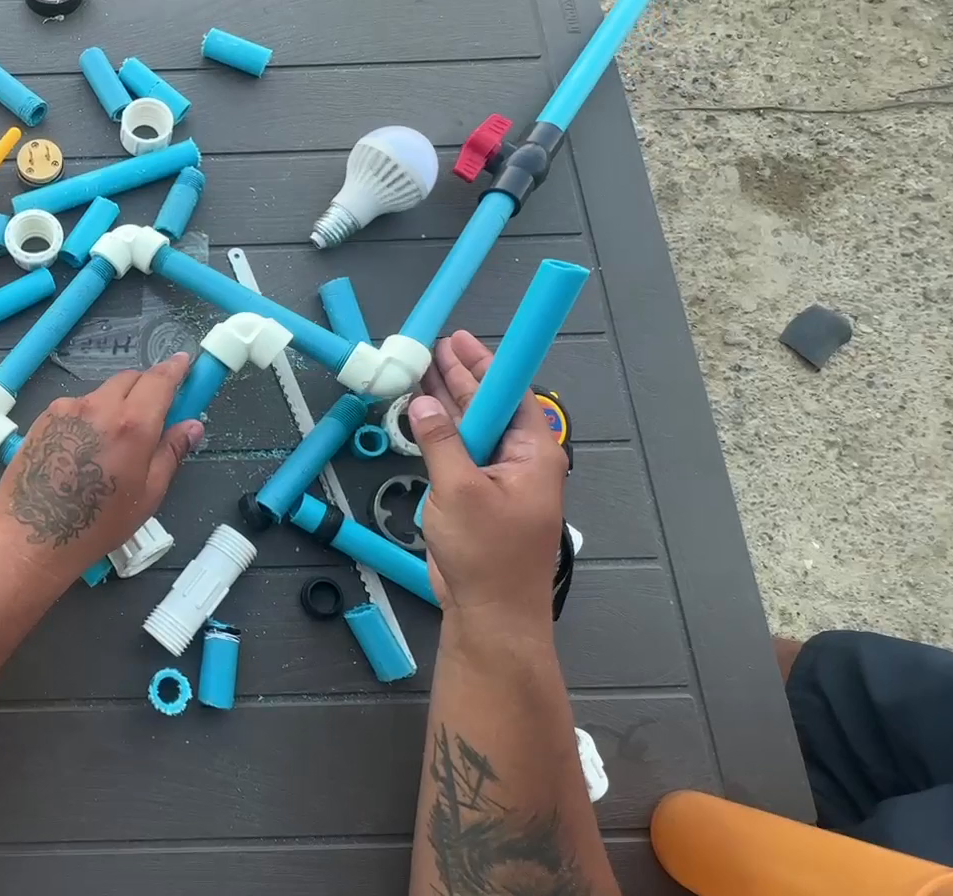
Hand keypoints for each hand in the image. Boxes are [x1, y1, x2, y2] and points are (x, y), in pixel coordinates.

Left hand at [0, 352, 205, 585]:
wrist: (32, 534)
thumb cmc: (97, 523)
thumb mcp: (148, 494)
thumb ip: (171, 453)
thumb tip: (191, 426)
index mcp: (131, 424)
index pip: (160, 380)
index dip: (175, 368)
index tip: (184, 362)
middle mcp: (98, 406)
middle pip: (130, 380)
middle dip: (146, 388)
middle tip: (153, 414)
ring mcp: (67, 408)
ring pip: (102, 393)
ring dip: (115, 404)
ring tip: (113, 444)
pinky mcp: (44, 417)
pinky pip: (77, 406)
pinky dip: (90, 416)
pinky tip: (84, 449)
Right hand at [411, 331, 567, 632]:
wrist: (489, 611)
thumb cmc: (487, 553)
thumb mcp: (459, 490)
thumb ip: (440, 442)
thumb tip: (424, 403)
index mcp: (532, 455)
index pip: (511, 395)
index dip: (485, 365)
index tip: (460, 341)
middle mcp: (518, 461)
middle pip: (489, 408)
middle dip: (461, 378)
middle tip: (434, 350)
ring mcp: (496, 479)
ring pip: (470, 429)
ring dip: (446, 403)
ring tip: (422, 374)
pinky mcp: (475, 496)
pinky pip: (457, 452)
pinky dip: (438, 432)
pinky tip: (420, 416)